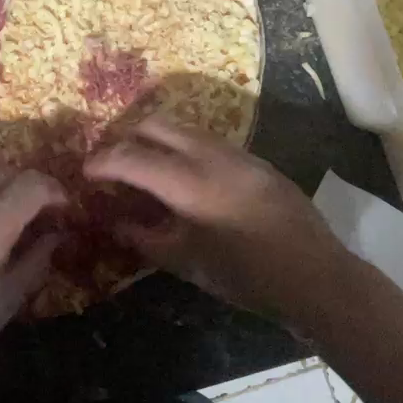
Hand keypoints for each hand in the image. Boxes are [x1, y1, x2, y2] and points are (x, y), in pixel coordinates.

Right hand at [84, 115, 354, 321]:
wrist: (317, 278)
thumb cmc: (246, 277)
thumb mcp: (187, 263)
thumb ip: (144, 238)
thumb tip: (114, 223)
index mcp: (191, 182)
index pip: (131, 156)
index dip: (101, 161)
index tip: (85, 172)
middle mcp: (212, 155)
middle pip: (155, 124)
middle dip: (125, 139)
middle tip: (112, 166)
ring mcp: (238, 153)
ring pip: (183, 129)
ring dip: (156, 142)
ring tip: (145, 172)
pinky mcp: (256, 160)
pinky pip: (208, 142)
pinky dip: (183, 151)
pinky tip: (185, 182)